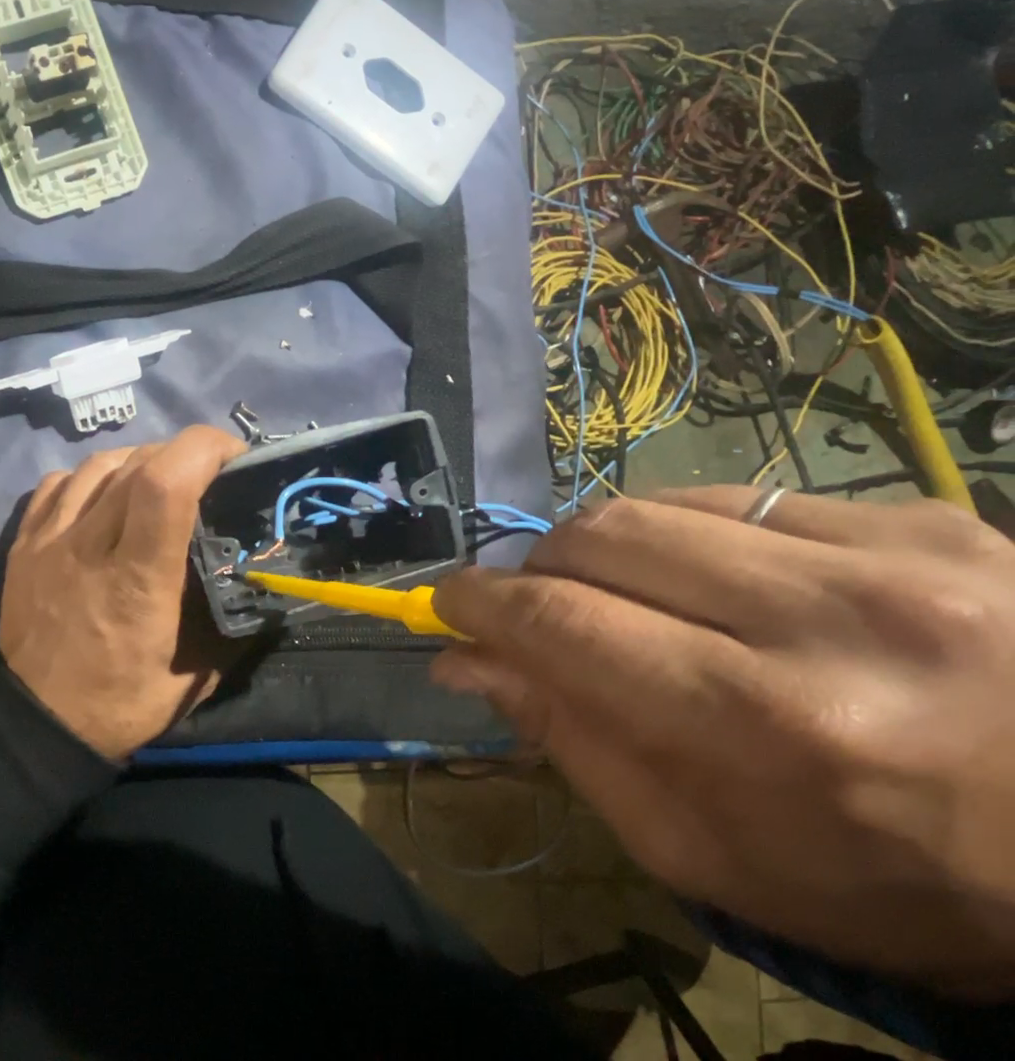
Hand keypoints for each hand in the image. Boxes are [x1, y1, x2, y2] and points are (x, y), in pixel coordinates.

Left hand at [0, 426, 247, 760]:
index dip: (204, 450)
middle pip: (136, 463)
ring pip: (95, 466)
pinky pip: (57, 485)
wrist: (35, 724)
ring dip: (137, 460)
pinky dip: (89, 478)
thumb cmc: (118, 705)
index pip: (165, 483)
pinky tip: (104, 497)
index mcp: (136, 580)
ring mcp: (48, 541)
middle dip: (181, 453)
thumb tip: (262, 584)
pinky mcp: (23, 545)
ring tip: (159, 480)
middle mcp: (89, 547)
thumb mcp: (193, 677)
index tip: (233, 458)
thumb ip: (230, 625)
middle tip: (207, 475)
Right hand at [430, 488, 1014, 998]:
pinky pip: (749, 499)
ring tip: (621, 595)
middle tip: (531, 607)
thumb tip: (463, 659)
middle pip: (604, 536)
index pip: (564, 622)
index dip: (480, 603)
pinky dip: (693, 538)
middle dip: (535, 568)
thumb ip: (570, 739)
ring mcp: (904, 554)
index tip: (447, 604)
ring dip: (606, 547)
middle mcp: (836, 620)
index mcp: (768, 726)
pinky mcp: (940, 520)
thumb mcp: (701, 849)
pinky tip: (718, 586)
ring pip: (665, 503)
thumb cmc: (883, 886)